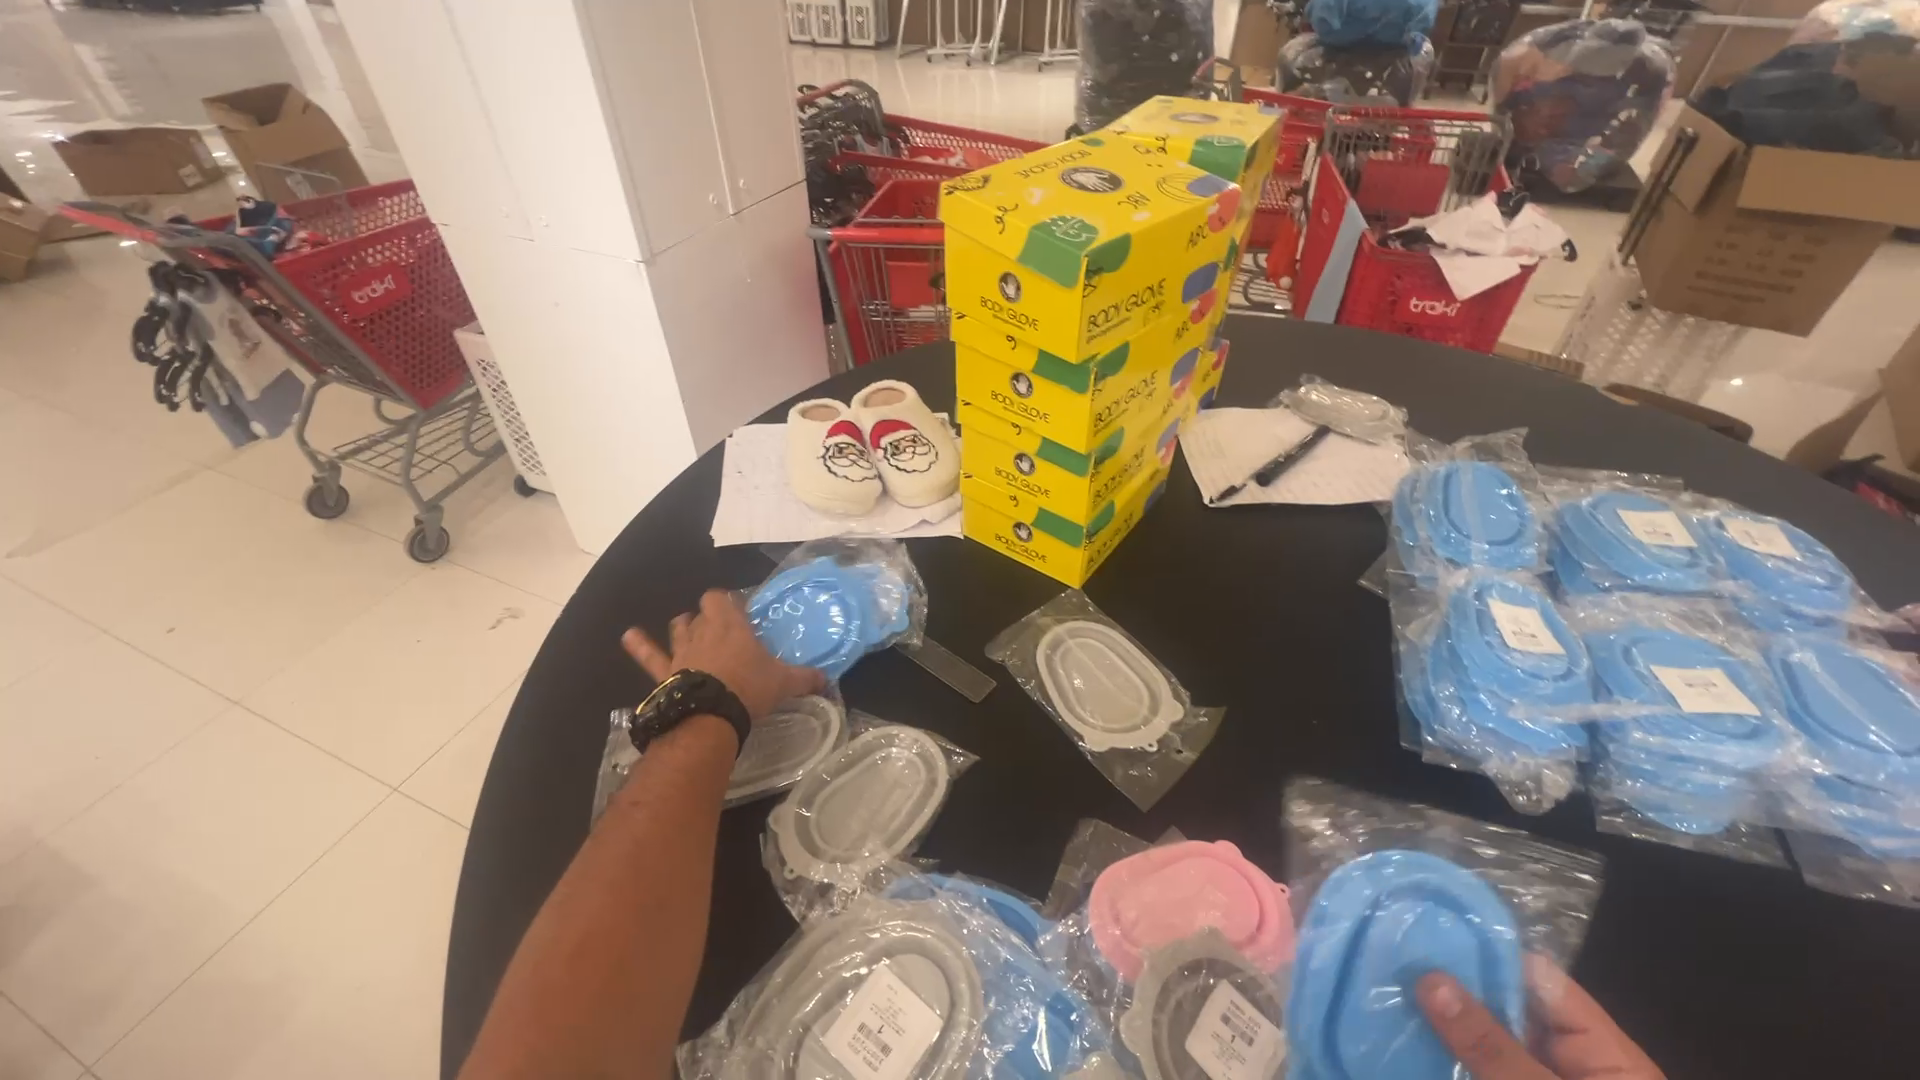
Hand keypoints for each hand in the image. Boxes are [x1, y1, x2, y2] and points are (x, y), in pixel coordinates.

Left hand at [622, 590, 825, 722]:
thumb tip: (827, 680)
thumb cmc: (749, 690)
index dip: (727, 602)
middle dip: (707, 617)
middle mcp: (704, 631)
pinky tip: (629, 636)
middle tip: (720, 629)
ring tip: (688, 631)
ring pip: (678, 628)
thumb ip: (806, 678)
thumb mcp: (784, 683)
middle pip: (700, 612)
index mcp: (733, 627)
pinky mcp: (664, 672)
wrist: (709, 715)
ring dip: (682, 628)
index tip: (738, 612)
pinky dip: (639, 644)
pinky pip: (648, 654)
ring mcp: (680, 650)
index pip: (722, 598)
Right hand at [1415, 955, 1664, 1079]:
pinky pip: (1483, 1069)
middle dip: (1454, 990)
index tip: (1423, 936)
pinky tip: (1406, 1043)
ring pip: (1491, 1041)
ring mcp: (1543, 1078)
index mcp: (1604, 1048)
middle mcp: (1577, 1060)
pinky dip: (1450, 1059)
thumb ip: (1491, 1044)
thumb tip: (1429, 977)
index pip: (1537, 976)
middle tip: (1392, 966)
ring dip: (1445, 1027)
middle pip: (1509, 1007)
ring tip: (1387, 997)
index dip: (1482, 953)